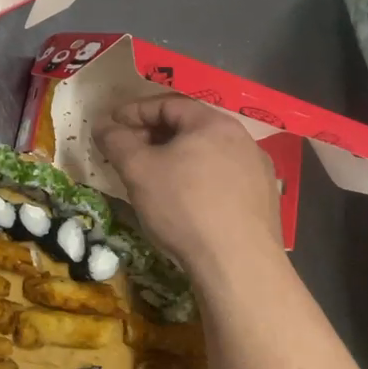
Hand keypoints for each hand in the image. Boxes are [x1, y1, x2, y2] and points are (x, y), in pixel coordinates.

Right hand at [93, 95, 279, 273]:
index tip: (109, 128)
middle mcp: (242, 140)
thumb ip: (115, 140)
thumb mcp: (136, 169)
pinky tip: (183, 202)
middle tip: (126, 153)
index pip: (165, 104)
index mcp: (213, 124)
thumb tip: (103, 126)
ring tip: (151, 178)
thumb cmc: (183, 206)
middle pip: (187, 127)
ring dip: (174, 159)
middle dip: (151, 136)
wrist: (238, 265)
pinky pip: (221, 177)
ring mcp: (258, 171)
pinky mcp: (264, 200)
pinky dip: (196, 180)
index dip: (132, 112)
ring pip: (205, 153)